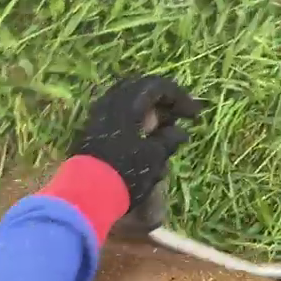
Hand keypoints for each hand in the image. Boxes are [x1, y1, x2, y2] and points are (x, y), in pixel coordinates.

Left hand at [73, 75, 203, 211]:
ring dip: (148, 109)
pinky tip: (144, 134)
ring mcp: (99, 114)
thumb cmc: (126, 172)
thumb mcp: (154, 157)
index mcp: (128, 103)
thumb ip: (169, 140)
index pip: (158, 87)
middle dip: (163, 100)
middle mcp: (111, 102)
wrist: (87, 193)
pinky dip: (135, 118)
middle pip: (142, 89)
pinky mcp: (93, 128)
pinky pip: (118, 112)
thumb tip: (180, 133)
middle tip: (179, 114)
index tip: (194, 115)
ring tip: (164, 127)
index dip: (180, 98)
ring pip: (128, 100)